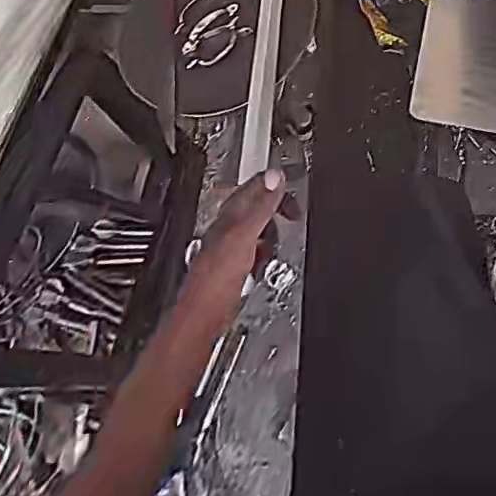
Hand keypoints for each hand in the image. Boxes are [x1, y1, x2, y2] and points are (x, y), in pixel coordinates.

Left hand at [186, 169, 299, 300]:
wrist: (201, 317)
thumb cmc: (216, 278)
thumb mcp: (246, 234)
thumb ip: (262, 205)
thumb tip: (276, 177)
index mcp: (230, 214)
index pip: (256, 186)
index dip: (277, 186)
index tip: (294, 194)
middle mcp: (228, 227)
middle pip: (258, 205)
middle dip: (277, 209)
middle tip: (293, 216)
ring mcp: (230, 246)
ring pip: (258, 228)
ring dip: (271, 233)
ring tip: (275, 243)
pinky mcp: (234, 265)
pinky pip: (256, 249)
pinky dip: (264, 253)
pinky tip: (265, 262)